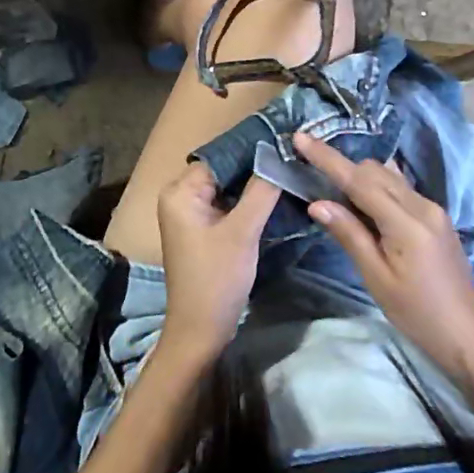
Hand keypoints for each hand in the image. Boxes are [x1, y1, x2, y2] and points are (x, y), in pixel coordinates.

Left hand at [154, 163, 282, 362]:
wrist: (200, 331)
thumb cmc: (217, 280)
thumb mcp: (242, 232)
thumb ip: (261, 190)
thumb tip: (280, 153)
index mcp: (180, 192)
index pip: (221, 156)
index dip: (252, 148)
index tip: (286, 141)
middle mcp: (180, 196)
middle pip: (224, 169)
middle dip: (255, 164)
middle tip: (293, 155)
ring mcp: (190, 213)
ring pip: (228, 186)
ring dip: (254, 181)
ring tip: (289, 169)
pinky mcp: (203, 228)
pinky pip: (228, 202)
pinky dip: (248, 199)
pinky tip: (275, 193)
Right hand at [292, 132, 473, 387]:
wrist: (467, 329)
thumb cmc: (417, 312)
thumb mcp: (377, 278)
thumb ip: (349, 235)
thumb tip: (317, 203)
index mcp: (406, 223)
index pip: (359, 181)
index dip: (328, 158)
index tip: (301, 137)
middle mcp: (422, 205)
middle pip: (374, 171)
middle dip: (342, 167)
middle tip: (310, 173)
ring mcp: (432, 208)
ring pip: (388, 176)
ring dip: (359, 176)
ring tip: (332, 188)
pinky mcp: (434, 215)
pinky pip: (399, 188)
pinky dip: (376, 188)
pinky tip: (362, 205)